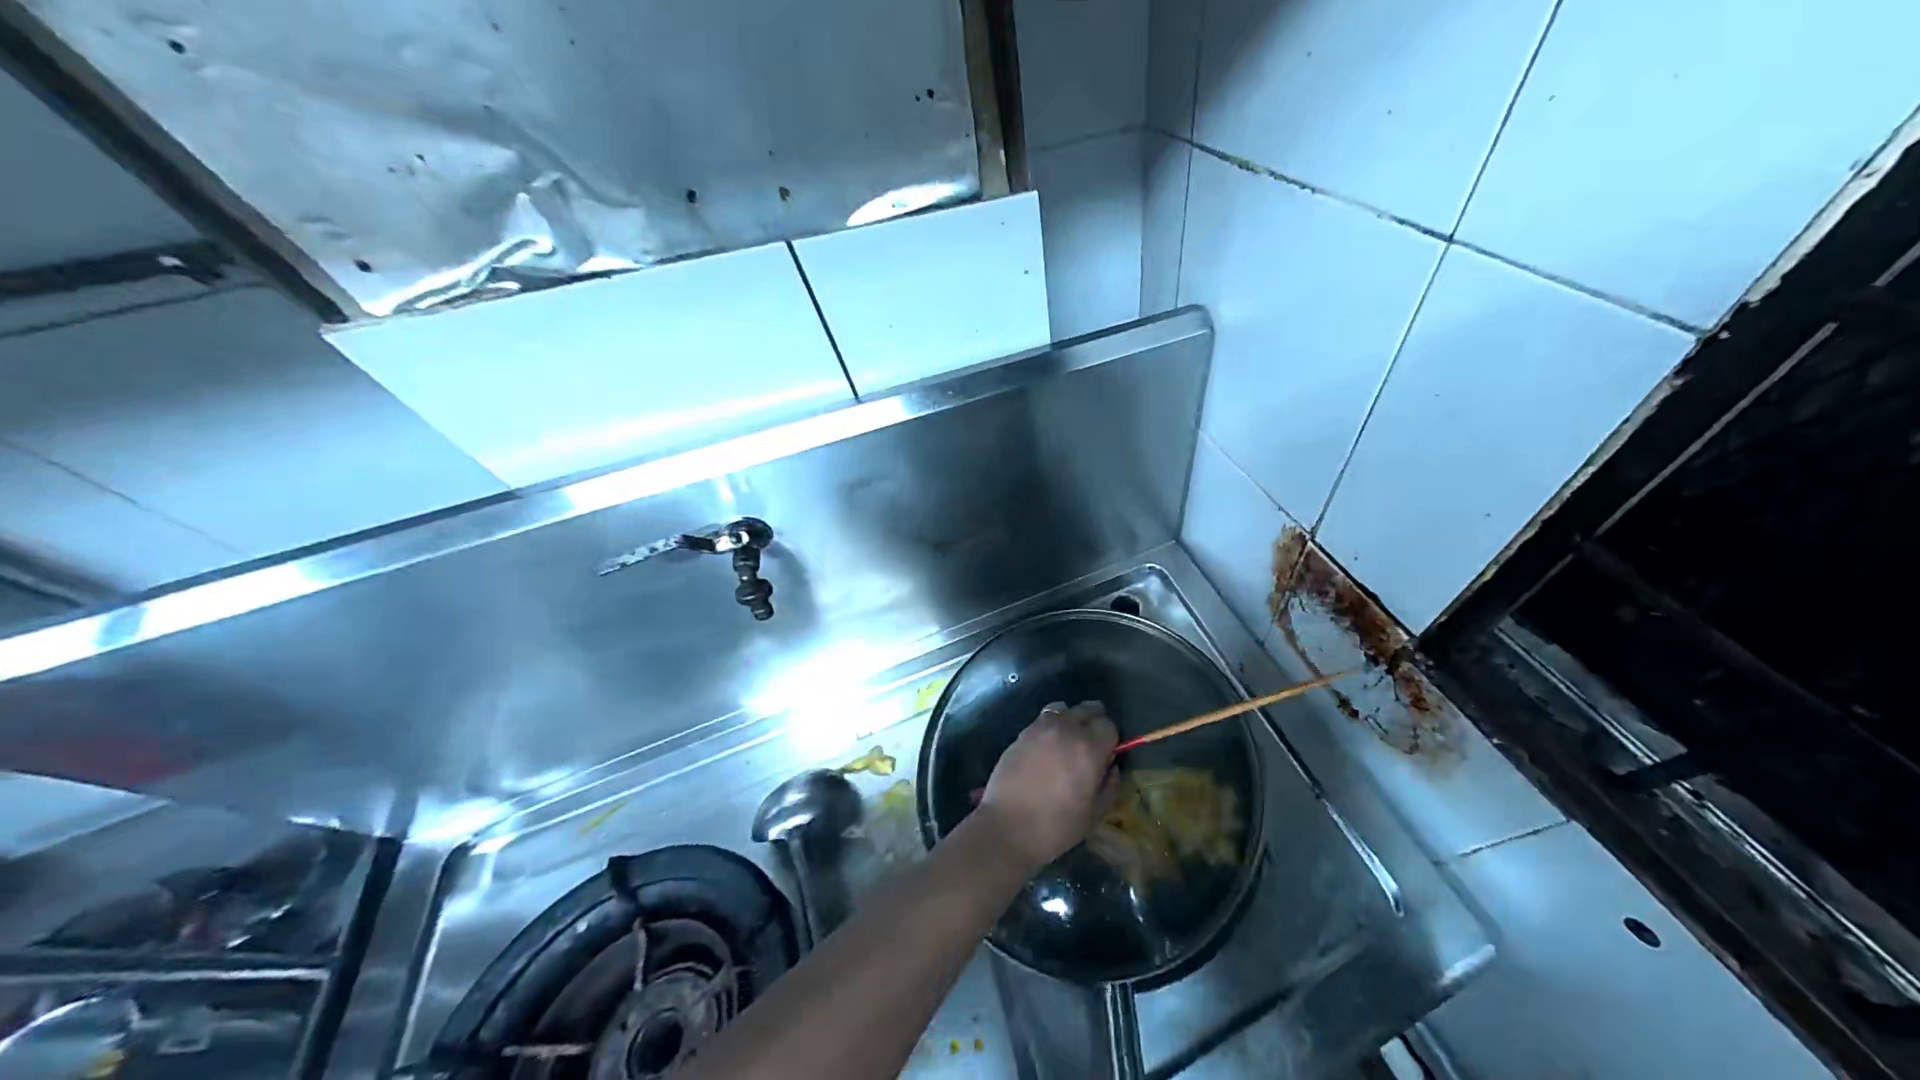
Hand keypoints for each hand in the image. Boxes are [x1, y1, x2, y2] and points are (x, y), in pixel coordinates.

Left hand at [976, 701, 1119, 871]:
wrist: (1007, 827)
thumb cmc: (1056, 826)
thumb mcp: (1094, 814)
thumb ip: (1109, 786)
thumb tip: (1111, 766)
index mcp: (1089, 748)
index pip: (1108, 725)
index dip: (1110, 738)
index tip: (1106, 753)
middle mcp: (1066, 730)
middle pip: (1087, 709)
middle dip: (1094, 721)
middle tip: (1091, 742)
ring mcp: (1041, 728)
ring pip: (1063, 708)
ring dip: (1070, 719)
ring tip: (1067, 740)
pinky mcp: (1021, 733)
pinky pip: (1042, 719)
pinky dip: (1051, 725)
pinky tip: (1047, 747)